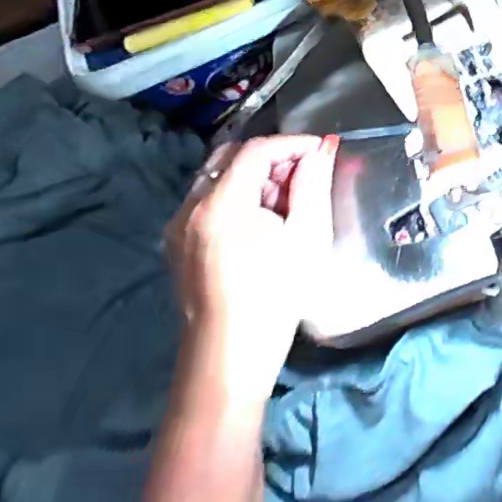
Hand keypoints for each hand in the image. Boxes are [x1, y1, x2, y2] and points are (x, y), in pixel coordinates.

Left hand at [164, 134, 337, 397]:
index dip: (293, 143)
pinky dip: (239, 196)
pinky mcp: (179, 245)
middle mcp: (190, 208)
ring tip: (289, 199)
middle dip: (273, 157)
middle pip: (231, 157)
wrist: (230, 357)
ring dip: (256, 176)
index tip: (323, 150)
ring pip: (218, 178)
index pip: (257, 150)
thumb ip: (314, 183)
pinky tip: (264, 221)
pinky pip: (209, 201)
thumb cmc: (276, 295)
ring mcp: (178, 228)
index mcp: (220, 204)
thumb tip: (323, 148)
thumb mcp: (307, 235)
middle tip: (306, 173)